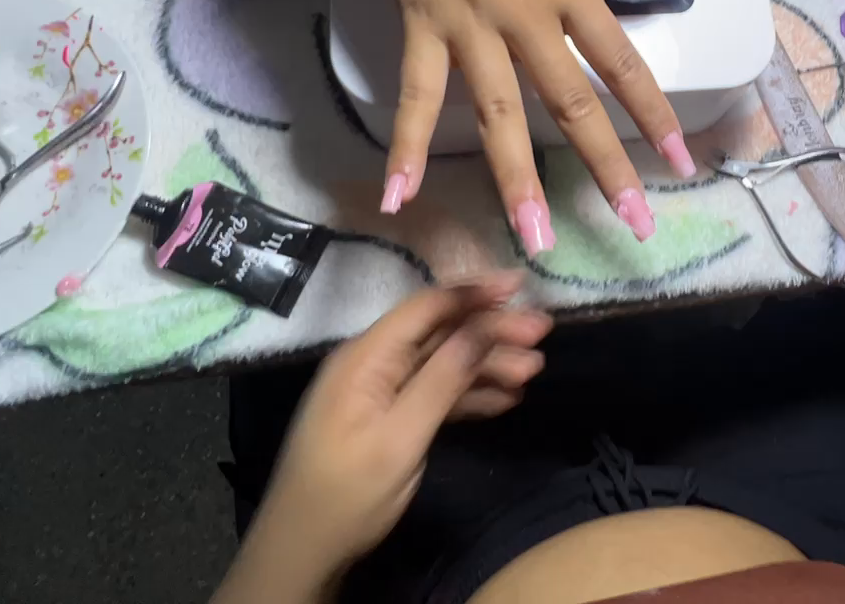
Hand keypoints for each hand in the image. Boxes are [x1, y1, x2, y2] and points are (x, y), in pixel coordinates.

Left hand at [265, 272, 551, 563]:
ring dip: (489, 364)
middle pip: (442, 332)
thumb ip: (443, 378)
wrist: (302, 558)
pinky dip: (472, 393)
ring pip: (445, 362)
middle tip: (542, 332)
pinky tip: (507, 398)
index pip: (428, 307)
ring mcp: (383, 389)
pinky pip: (438, 391)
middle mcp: (375, 362)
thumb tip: (484, 325)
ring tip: (534, 370)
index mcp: (366, 356)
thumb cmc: (346, 496)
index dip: (475, 292)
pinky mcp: (391, 415)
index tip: (521, 285)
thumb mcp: (399, 439)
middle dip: (492, 330)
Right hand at [341, 0, 695, 252]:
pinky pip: (414, 93)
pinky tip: (398, 198)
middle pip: (571, 101)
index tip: (682, 163)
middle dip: (606, 165)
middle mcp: (526, 17)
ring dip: (518, 179)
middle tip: (634, 223)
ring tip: (536, 238)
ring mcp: (469, 26)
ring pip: (497, 114)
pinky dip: (403, 145)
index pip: (623, 62)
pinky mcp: (419, 25)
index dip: (655, 115)